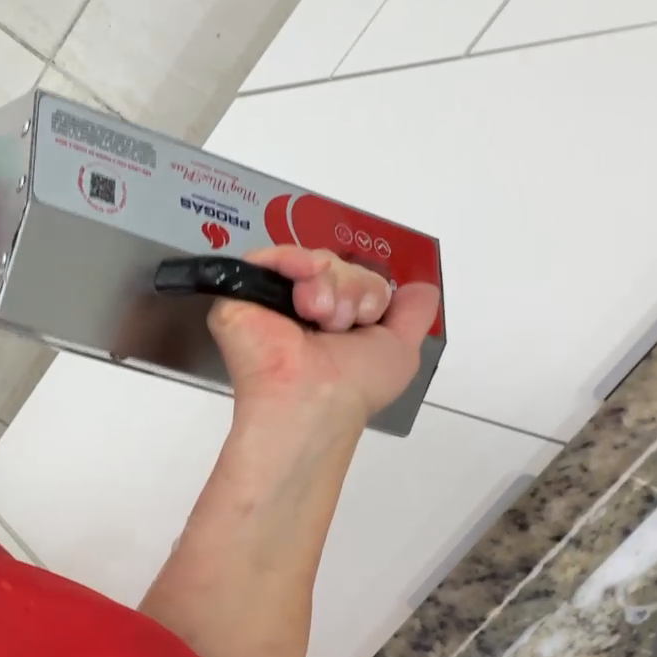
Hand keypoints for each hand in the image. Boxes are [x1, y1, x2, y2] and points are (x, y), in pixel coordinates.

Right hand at [208, 246, 440, 423]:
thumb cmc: (354, 384)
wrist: (314, 398)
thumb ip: (413, 314)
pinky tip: (308, 274)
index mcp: (328, 318)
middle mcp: (295, 308)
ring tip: (321, 318)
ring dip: (331, 285)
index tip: (368, 318)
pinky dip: (293, 258)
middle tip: (340, 323)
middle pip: (335, 265)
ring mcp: (263, 301)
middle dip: (354, 287)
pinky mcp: (236, 296)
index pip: (354, 278)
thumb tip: (420, 287)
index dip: (371, 289)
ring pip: (309, 260)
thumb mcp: (400, 348)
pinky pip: (266, 257)